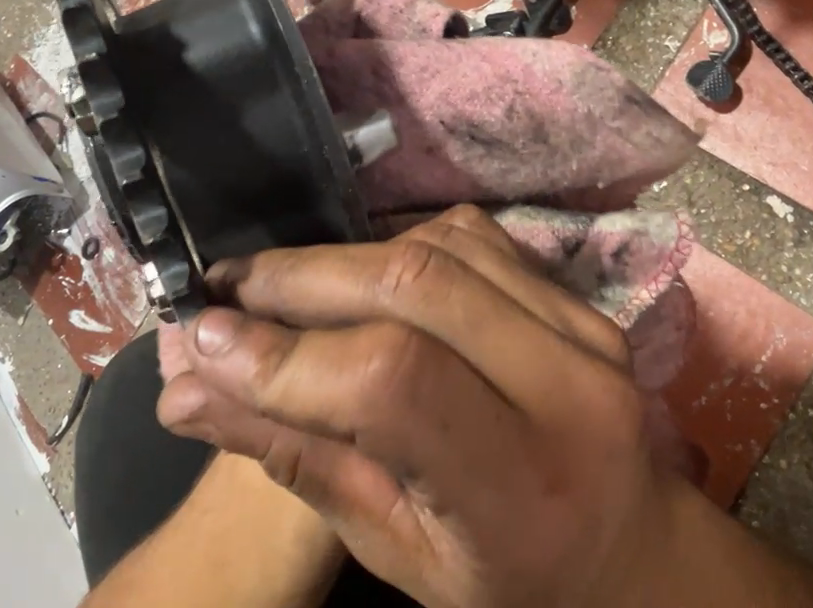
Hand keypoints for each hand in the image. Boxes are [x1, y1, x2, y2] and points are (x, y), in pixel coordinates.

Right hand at [155, 206, 674, 607]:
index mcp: (520, 485)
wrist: (626, 546)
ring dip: (341, 256)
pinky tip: (355, 271)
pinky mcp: (578, 297)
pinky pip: (475, 238)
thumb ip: (296, 459)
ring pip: (442, 246)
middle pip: (416, 286)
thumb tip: (186, 390)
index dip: (288, 353)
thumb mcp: (392, 548)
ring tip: (277, 283)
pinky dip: (398, 242)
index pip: (394, 381)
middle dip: (302, 280)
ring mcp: (583, 328)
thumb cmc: (503, 576)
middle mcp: (567, 387)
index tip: (202, 338)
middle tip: (225, 290)